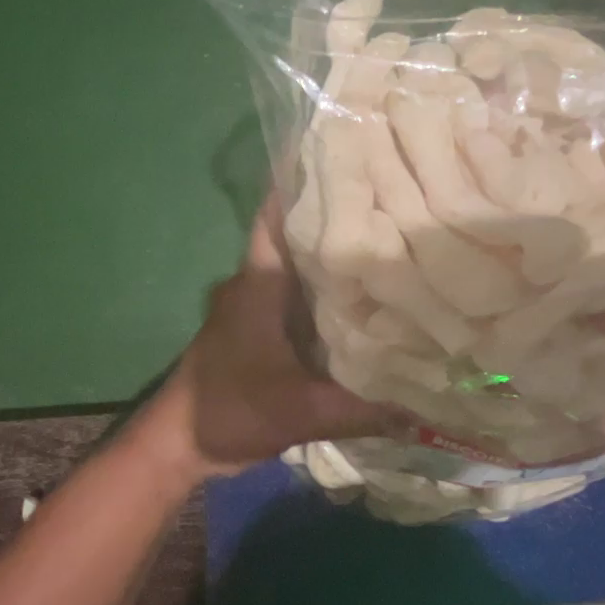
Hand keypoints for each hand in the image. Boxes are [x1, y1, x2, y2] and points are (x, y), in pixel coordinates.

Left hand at [141, 196, 398, 476]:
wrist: (178, 446)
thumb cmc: (229, 411)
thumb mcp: (300, 412)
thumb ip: (362, 411)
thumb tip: (426, 410)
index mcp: (259, 282)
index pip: (281, 213)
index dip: (312, 181)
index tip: (358, 159)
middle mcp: (257, 284)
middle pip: (302, 238)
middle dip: (344, 222)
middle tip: (402, 206)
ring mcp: (258, 309)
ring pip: (304, 272)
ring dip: (339, 262)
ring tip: (398, 247)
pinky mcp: (262, 334)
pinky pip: (303, 304)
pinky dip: (332, 300)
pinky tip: (371, 305)